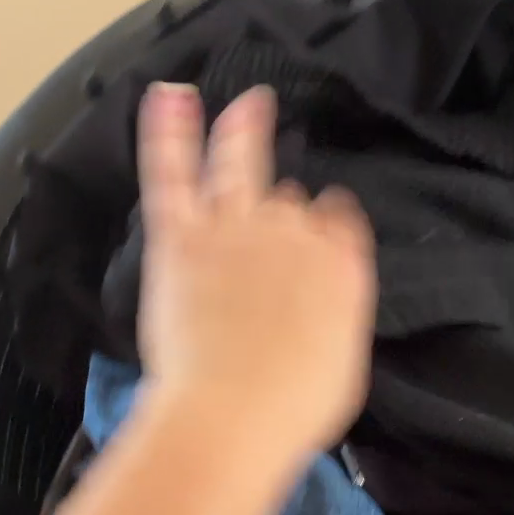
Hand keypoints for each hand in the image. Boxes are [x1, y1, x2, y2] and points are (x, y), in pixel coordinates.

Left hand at [133, 82, 376, 465]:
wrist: (235, 416)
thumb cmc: (295, 410)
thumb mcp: (344, 369)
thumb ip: (337, 319)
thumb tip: (325, 305)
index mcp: (340, 267)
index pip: (337, 222)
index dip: (327, 227)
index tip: (320, 236)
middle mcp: (294, 234)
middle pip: (291, 202)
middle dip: (285, 210)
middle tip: (275, 226)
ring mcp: (235, 229)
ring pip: (240, 163)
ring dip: (244, 129)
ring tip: (249, 104)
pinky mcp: (182, 239)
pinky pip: (173, 172)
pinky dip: (169, 133)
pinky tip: (169, 98)